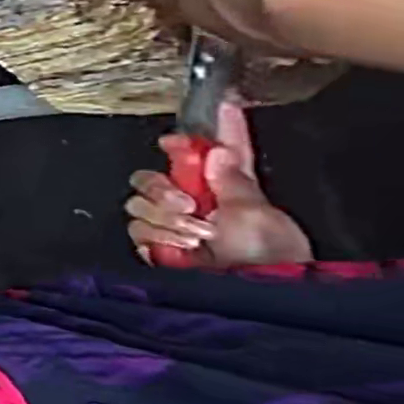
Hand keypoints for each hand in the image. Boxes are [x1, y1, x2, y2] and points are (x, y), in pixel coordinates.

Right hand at [125, 100, 311, 267]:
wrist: (248, 296)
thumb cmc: (266, 259)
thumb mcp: (258, 215)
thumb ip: (232, 181)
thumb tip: (215, 151)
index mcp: (227, 190)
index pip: (216, 151)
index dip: (214, 130)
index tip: (219, 107)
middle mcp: (196, 202)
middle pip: (154, 175)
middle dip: (162, 186)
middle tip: (187, 202)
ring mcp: (173, 224)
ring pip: (140, 201)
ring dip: (164, 215)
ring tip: (194, 234)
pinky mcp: (157, 244)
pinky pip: (136, 226)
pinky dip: (156, 234)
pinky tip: (180, 245)